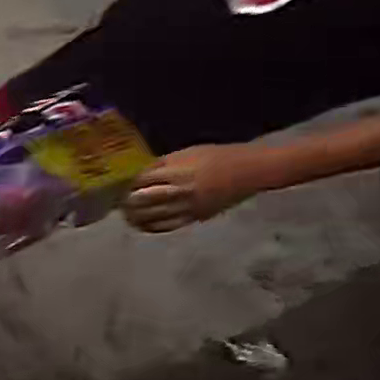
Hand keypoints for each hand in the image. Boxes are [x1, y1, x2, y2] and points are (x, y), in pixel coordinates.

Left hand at [122, 144, 270, 231]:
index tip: (123, 185)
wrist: (259, 170)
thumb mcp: (192, 152)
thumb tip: (137, 174)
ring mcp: (187, 207)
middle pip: (138, 201)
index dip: (128, 184)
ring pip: (147, 217)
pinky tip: (142, 223)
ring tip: (128, 213)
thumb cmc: (223, 157)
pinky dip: (148, 226)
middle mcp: (181, 191)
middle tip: (120, 201)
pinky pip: (163, 227)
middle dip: (125, 201)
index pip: (140, 181)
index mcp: (180, 172)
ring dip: (132, 216)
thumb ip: (163, 163)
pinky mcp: (194, 218)